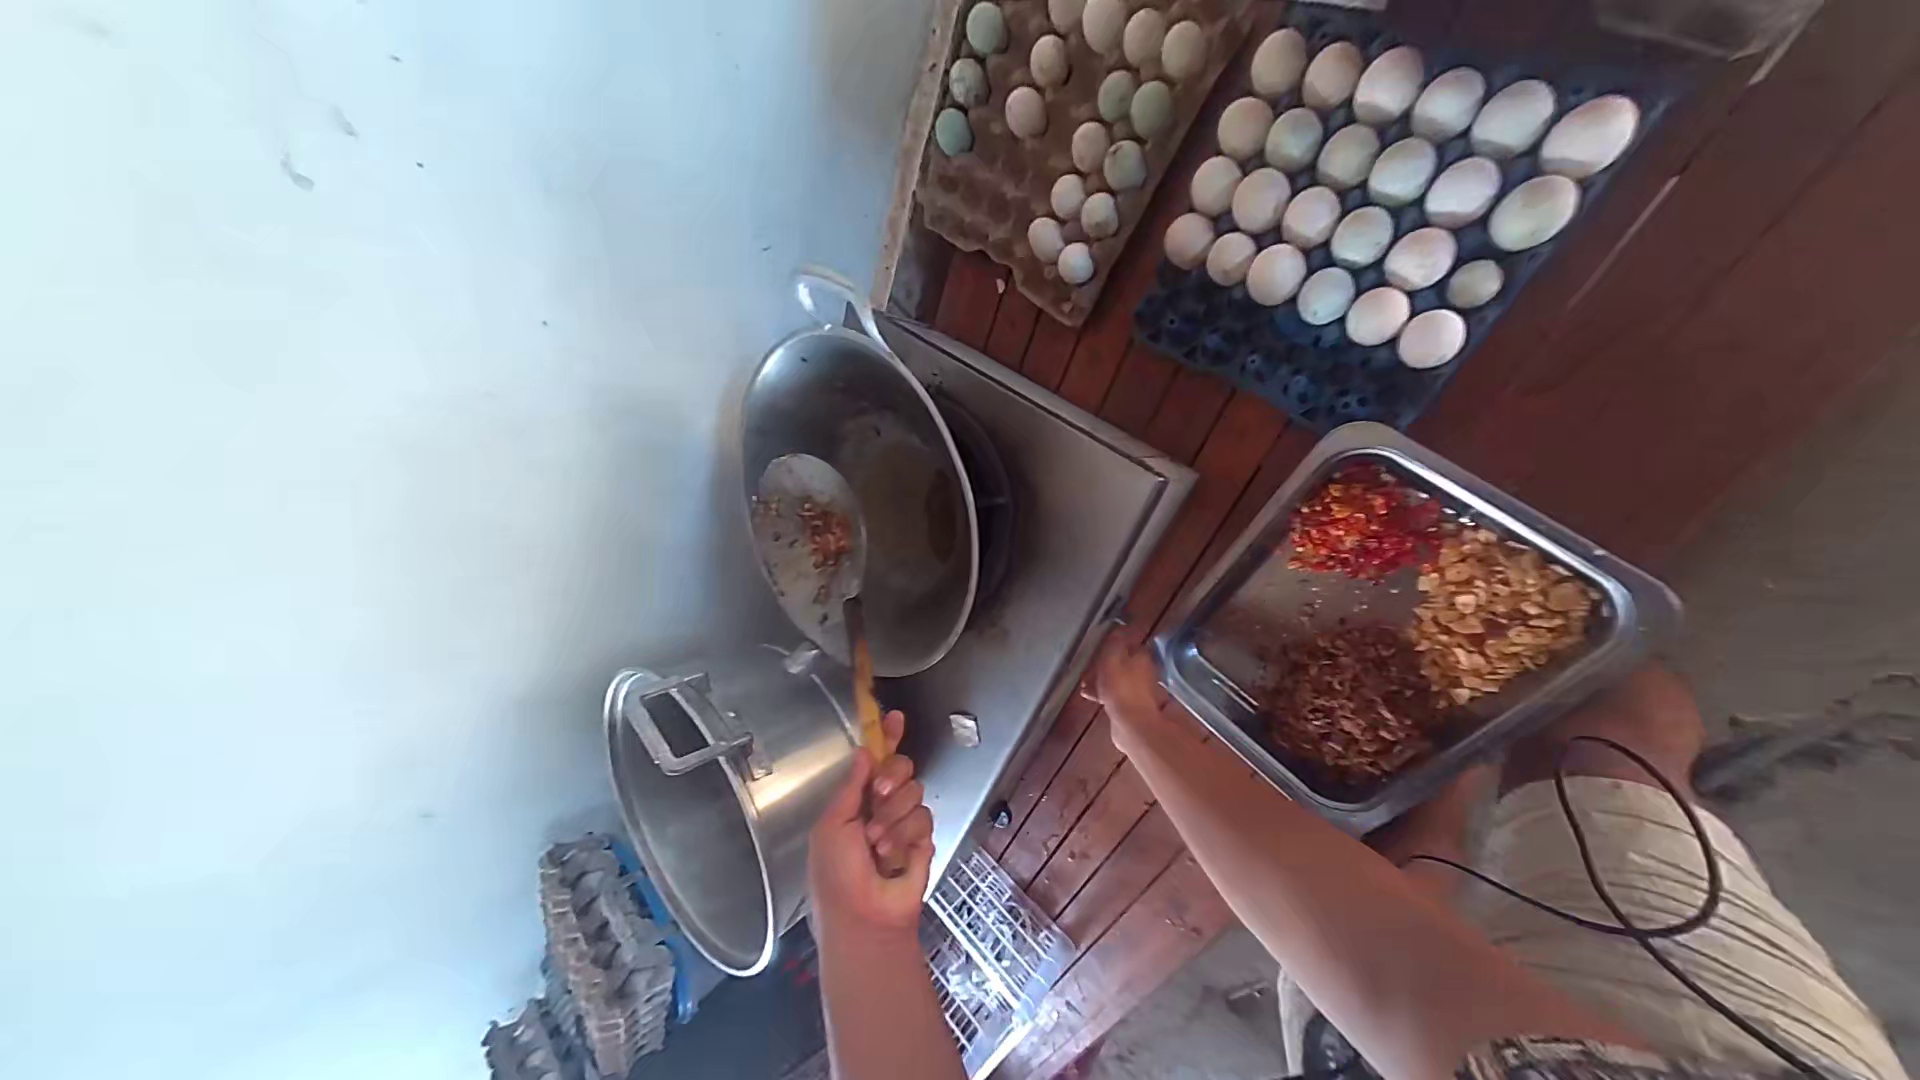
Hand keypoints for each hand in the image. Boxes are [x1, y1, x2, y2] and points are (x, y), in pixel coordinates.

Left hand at [808, 710, 933, 937]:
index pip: (875, 760)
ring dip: (894, 816)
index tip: (894, 717)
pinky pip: (924, 817)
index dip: (886, 738)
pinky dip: (908, 835)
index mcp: (856, 799)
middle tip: (880, 795)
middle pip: (901, 766)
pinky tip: (894, 856)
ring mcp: (904, 821)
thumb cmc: (836, 874)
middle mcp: (882, 805)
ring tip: (878, 844)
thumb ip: (851, 785)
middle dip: (892, 777)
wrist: (864, 918)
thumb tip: (865, 751)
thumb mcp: (832, 825)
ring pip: (914, 790)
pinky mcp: (923, 839)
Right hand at [1085, 636, 1164, 758]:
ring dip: (1103, 680)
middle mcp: (1145, 672)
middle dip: (1105, 663)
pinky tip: (1093, 697)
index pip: (1128, 642)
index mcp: (1142, 656)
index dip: (1112, 643)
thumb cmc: (1120, 688)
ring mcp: (1141, 691)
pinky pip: (1116, 696)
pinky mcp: (1134, 709)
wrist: (1133, 726)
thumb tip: (1120, 625)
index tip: (1097, 646)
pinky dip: (1105, 694)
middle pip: (1123, 662)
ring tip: (1085, 684)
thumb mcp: (1112, 657)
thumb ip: (1115, 640)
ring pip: (1119, 680)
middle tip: (1089, 667)